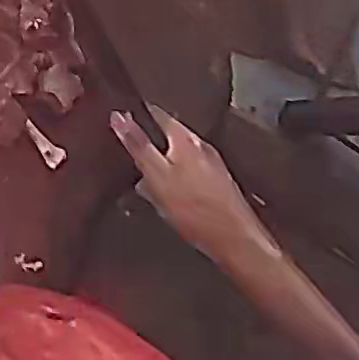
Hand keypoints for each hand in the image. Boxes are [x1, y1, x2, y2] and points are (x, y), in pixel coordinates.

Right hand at [111, 107, 275, 263]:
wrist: (240, 246)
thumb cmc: (195, 210)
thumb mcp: (156, 175)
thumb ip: (136, 143)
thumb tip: (118, 116)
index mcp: (185, 138)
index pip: (157, 113)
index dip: (138, 114)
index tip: (125, 118)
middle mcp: (203, 147)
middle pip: (171, 135)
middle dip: (153, 142)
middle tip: (135, 152)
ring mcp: (216, 167)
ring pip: (182, 155)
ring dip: (166, 162)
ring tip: (151, 179)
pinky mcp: (223, 187)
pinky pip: (194, 173)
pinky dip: (180, 178)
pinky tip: (174, 196)